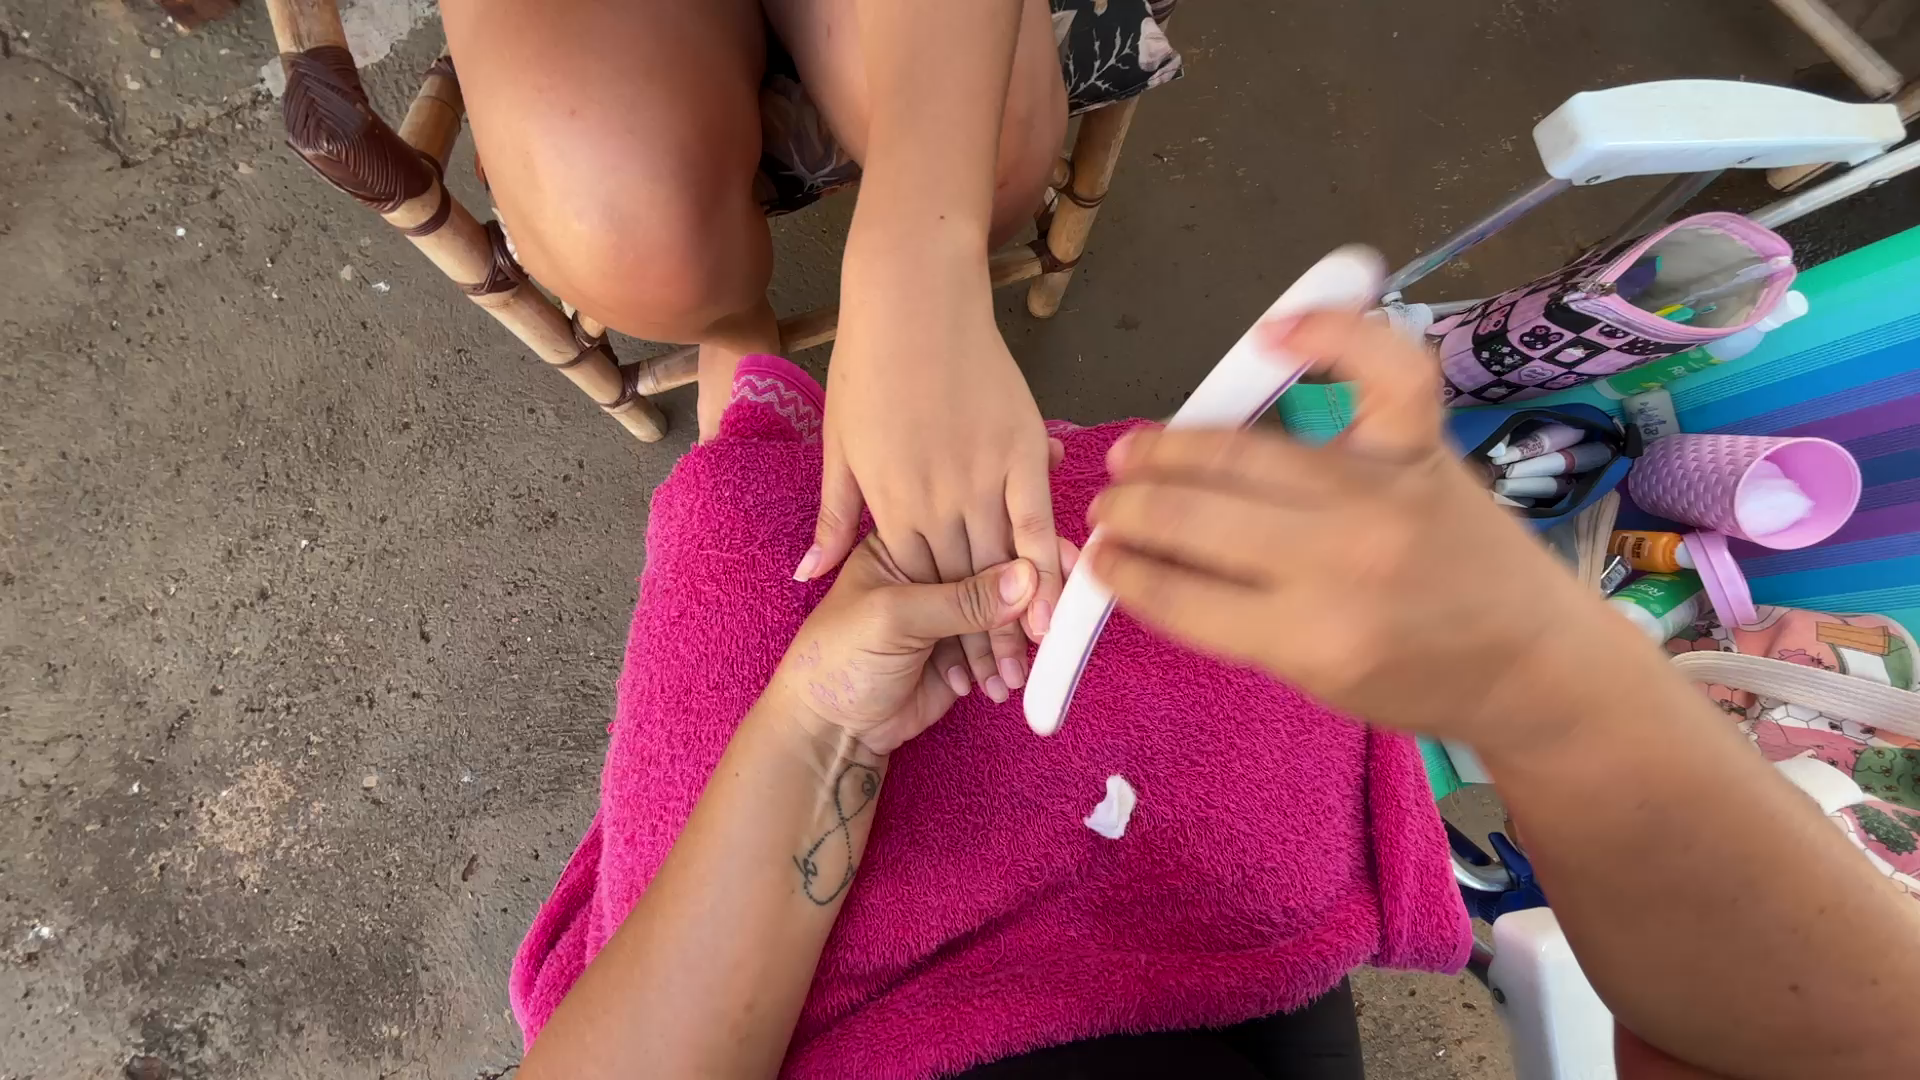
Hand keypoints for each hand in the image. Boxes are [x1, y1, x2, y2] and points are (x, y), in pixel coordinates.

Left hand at [773, 535, 1076, 755]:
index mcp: (908, 543)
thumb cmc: (841, 657)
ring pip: (1004, 610)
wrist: (829, 729)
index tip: (1061, 553)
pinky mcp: (964, 650)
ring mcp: (951, 612)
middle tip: (1065, 604)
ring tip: (1040, 653)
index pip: (972, 529)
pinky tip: (1014, 678)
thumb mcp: (894, 619)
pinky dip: (1013, 661)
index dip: (1018, 540)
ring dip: (1024, 633)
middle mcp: (934, 570)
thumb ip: (960, 600)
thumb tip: (1028, 579)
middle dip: (1033, 588)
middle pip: (997, 568)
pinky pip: (1001, 647)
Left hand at [799, 249, 1062, 705]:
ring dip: (1018, 617)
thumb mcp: (837, 445)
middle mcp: (936, 500)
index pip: (920, 583)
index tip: (961, 674)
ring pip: (1000, 564)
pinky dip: (1049, 566)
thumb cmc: (867, 368)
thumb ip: (834, 516)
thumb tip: (808, 570)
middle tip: (1006, 685)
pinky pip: (1037, 521)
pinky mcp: (1019, 451)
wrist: (910, 296)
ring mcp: (980, 477)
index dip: (942, 631)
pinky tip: (1060, 605)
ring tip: (1035, 663)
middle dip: (984, 640)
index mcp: (890, 503)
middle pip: (961, 585)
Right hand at [1085, 312, 1630, 747]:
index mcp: (1307, 638)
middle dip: (1127, 510)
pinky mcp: (1422, 449)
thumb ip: (1221, 616)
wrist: (1533, 664)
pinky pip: (1382, 371)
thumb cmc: (1410, 682)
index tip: (1095, 558)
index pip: (1176, 594)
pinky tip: (1273, 334)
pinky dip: (1333, 335)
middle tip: (1104, 506)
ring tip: (1133, 452)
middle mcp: (1340, 559)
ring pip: (1243, 451)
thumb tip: (1141, 560)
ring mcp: (1382, 491)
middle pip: (1195, 517)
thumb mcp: (1301, 677)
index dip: (1120, 573)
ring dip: (1169, 448)